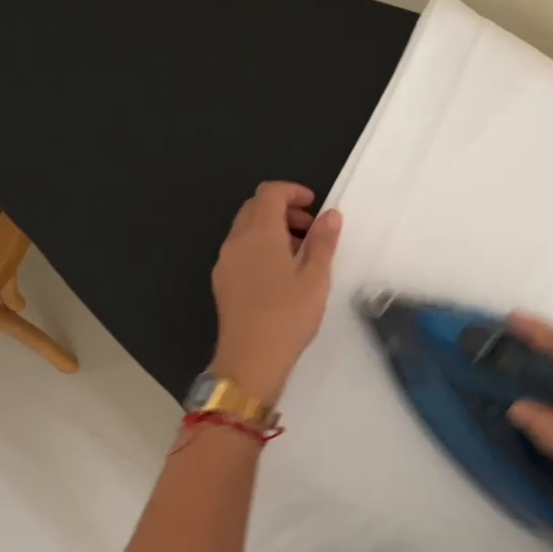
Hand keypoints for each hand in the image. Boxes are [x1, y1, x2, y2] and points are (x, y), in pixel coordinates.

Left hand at [209, 182, 341, 401]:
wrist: (251, 360)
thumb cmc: (288, 315)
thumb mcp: (315, 278)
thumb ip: (323, 242)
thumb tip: (330, 215)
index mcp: (259, 232)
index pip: (270, 193)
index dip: (293, 192)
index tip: (314, 206)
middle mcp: (236, 240)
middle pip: (255, 208)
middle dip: (283, 210)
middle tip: (310, 230)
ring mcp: (225, 262)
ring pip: (246, 230)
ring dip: (272, 230)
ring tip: (299, 255)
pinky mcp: (223, 282)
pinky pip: (241, 251)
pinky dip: (260, 248)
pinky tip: (280, 275)